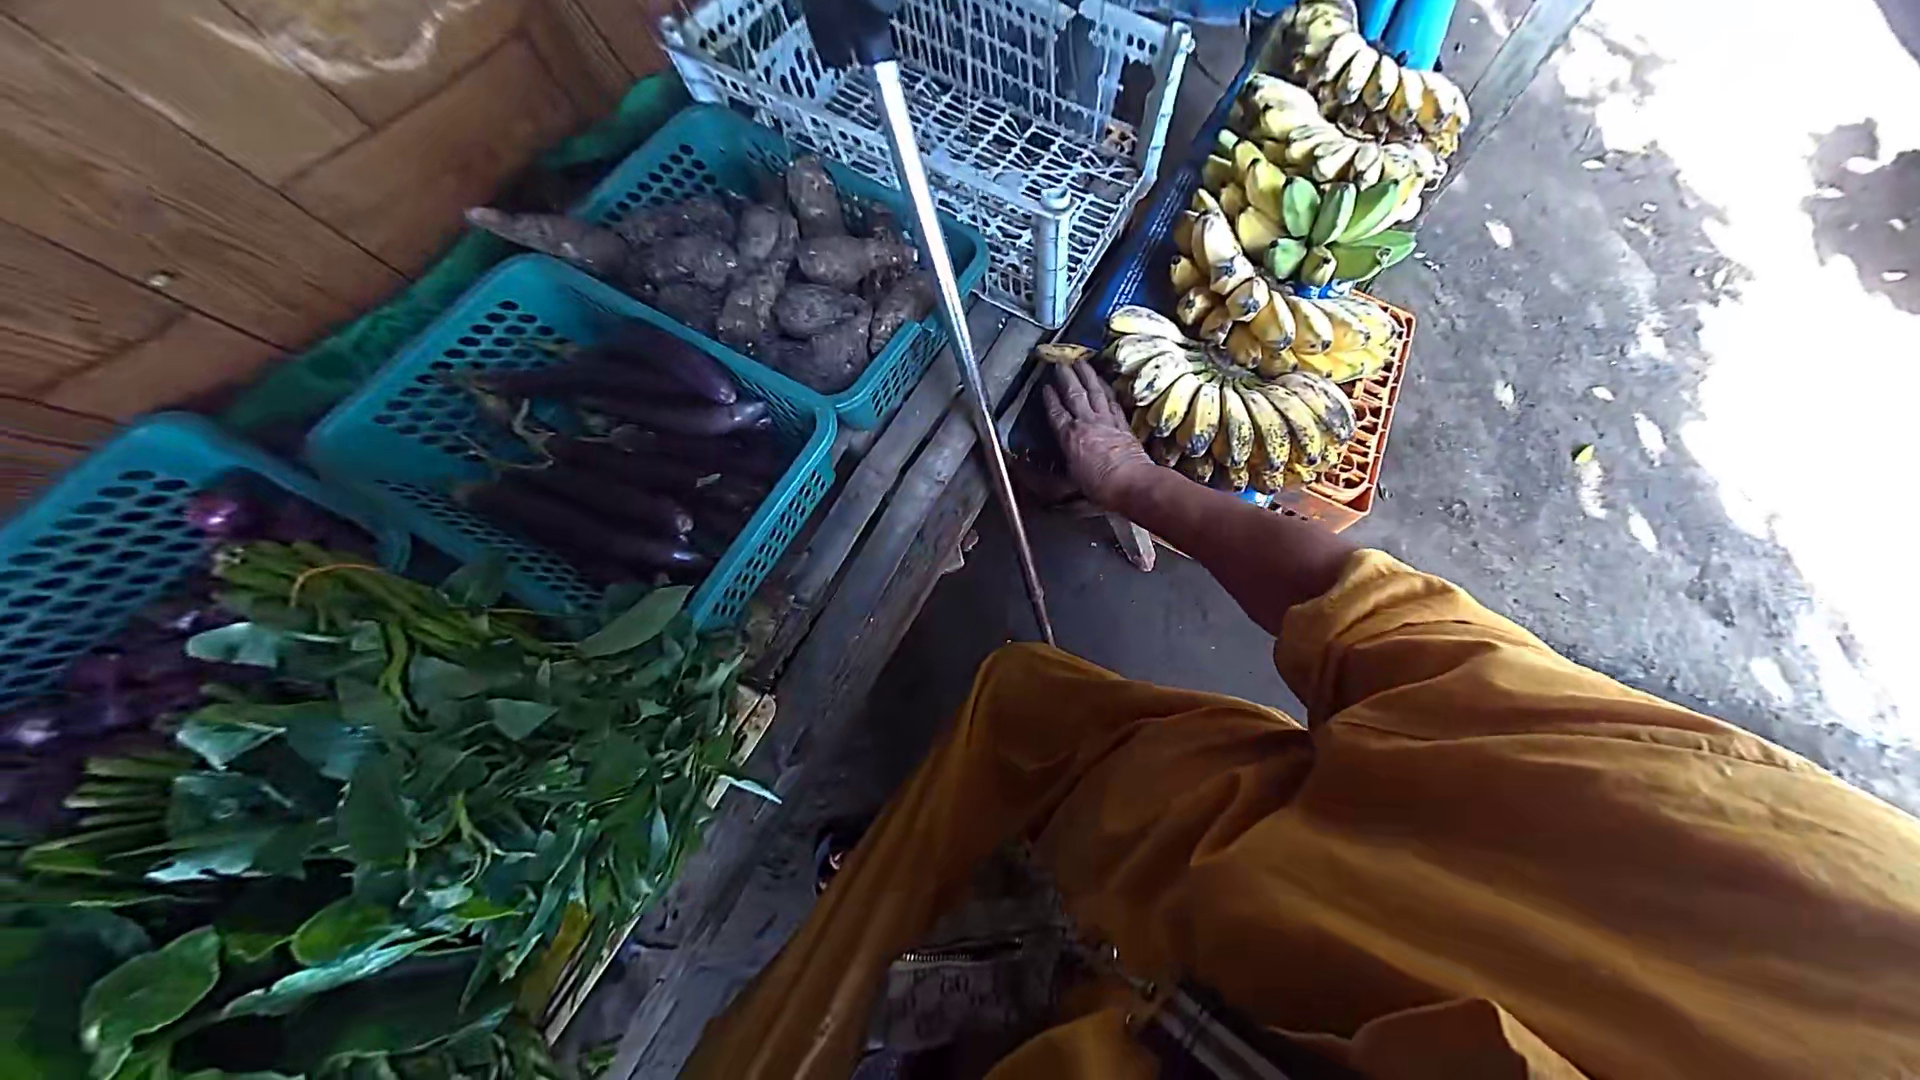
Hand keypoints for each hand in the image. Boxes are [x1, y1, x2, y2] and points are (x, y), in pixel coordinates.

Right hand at [1042, 359, 1156, 510]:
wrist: (1132, 484)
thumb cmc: (1100, 487)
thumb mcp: (1073, 479)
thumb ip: (1067, 465)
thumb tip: (1063, 465)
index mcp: (1070, 437)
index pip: (1056, 413)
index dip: (1050, 399)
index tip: (1045, 387)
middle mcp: (1086, 424)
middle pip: (1074, 395)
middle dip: (1066, 377)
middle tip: (1061, 363)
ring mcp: (1106, 422)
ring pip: (1094, 392)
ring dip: (1087, 376)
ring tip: (1082, 362)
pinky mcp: (1123, 425)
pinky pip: (1112, 402)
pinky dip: (1107, 390)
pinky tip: (1104, 383)